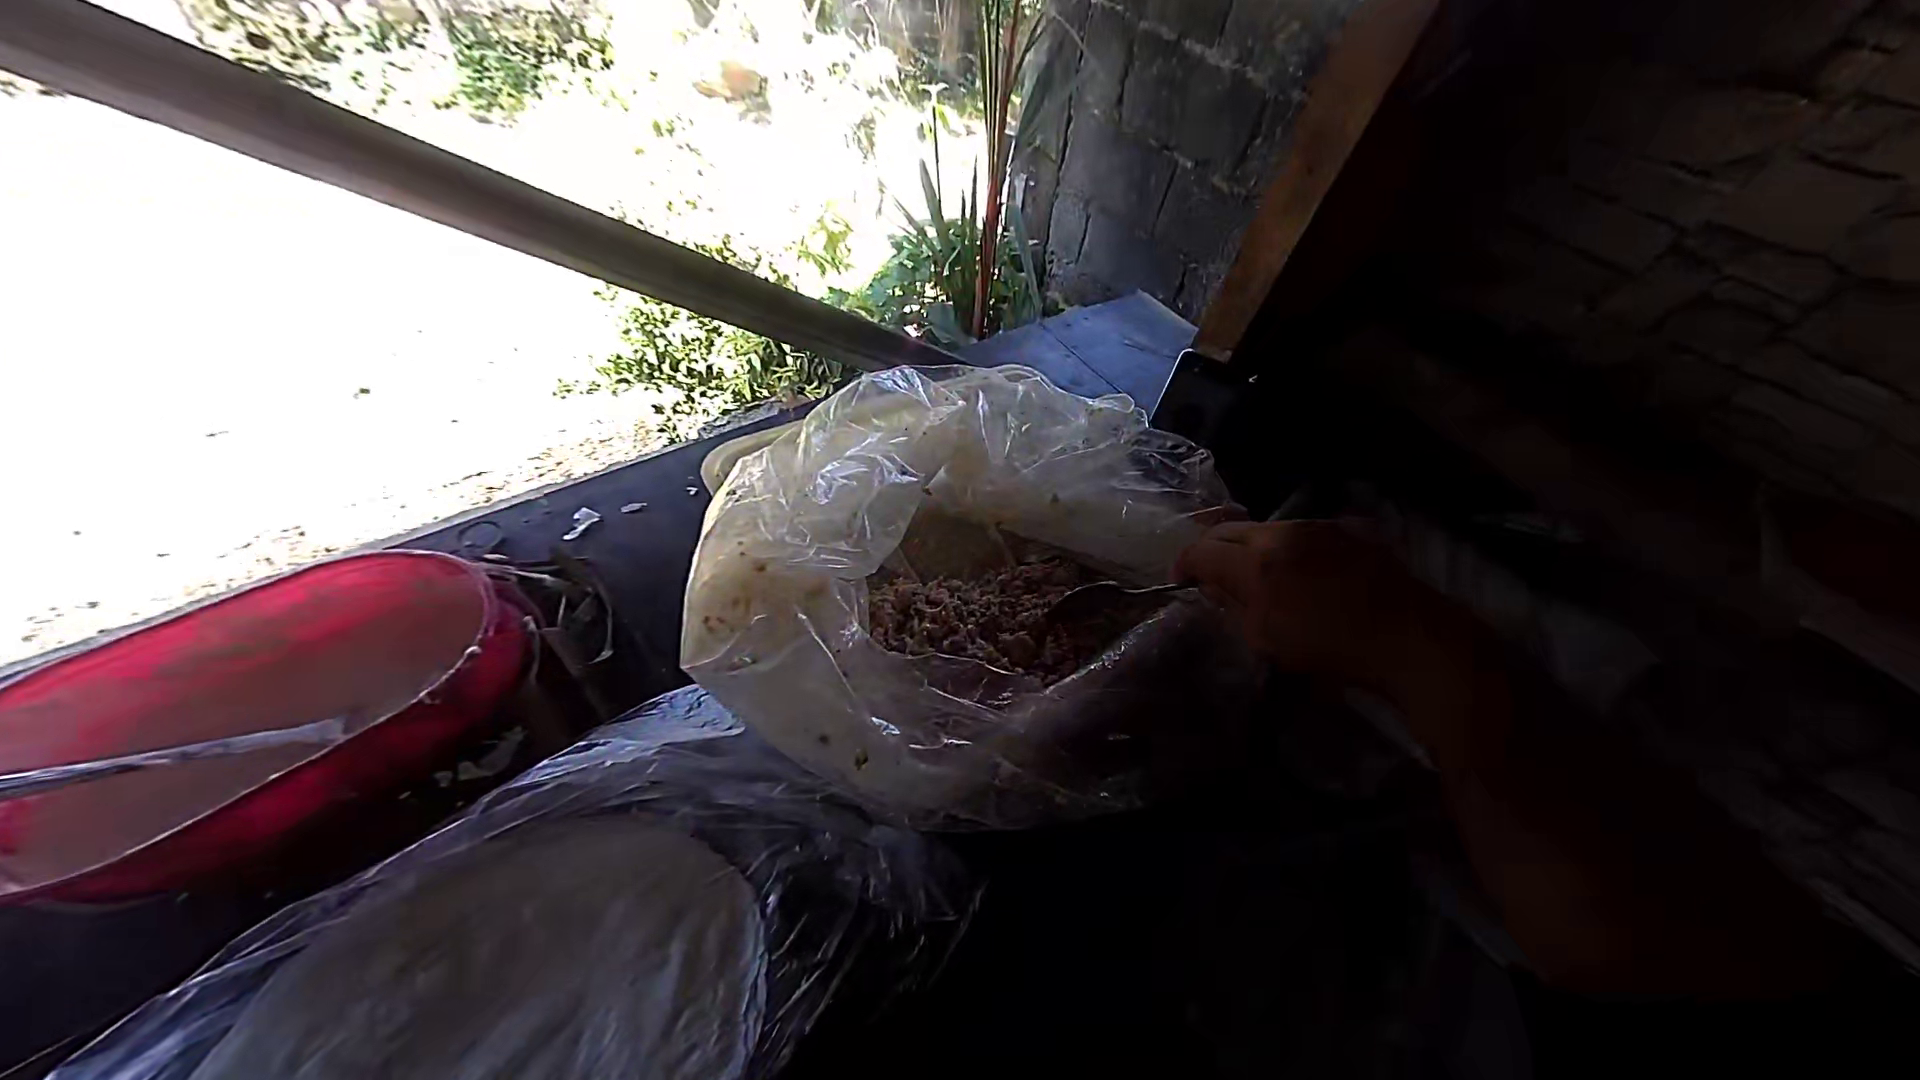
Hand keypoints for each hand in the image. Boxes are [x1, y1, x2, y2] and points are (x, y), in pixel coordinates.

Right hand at [1174, 520, 1461, 693]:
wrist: (1414, 642)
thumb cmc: (1332, 651)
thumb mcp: (1267, 640)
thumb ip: (1233, 605)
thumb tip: (1213, 584)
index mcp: (1257, 564)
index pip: (1202, 551)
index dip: (1184, 565)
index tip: (1180, 580)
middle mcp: (1283, 533)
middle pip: (1228, 529)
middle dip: (1211, 549)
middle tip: (1208, 573)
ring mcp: (1318, 526)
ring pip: (1264, 527)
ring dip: (1248, 547)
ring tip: (1254, 572)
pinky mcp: (1347, 530)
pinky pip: (1300, 531)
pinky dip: (1284, 547)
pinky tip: (1295, 570)